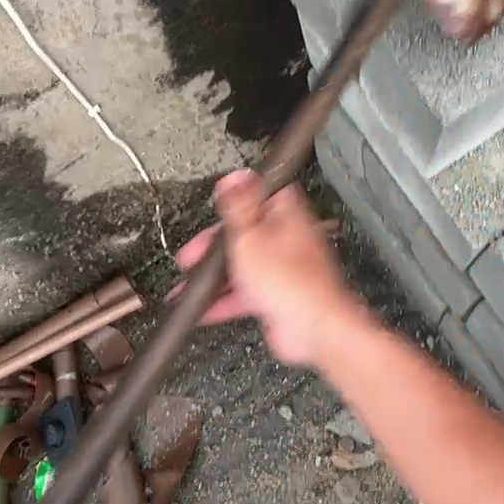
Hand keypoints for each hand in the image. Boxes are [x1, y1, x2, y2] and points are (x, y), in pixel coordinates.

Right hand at [175, 170, 368, 364]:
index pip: (264, 196)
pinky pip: (247, 294)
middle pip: (249, 233)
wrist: (313, 328)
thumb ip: (241, 207)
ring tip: (190, 283)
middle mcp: (289, 242)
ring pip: (246, 266)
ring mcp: (285, 271)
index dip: (239, 198)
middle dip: (217, 243)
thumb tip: (236, 176)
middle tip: (195, 252)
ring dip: (216, 275)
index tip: (220, 205)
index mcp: (287, 219)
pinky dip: (224, 300)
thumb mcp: (252, 237)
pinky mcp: (280, 297)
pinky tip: (204, 308)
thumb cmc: (291, 282)